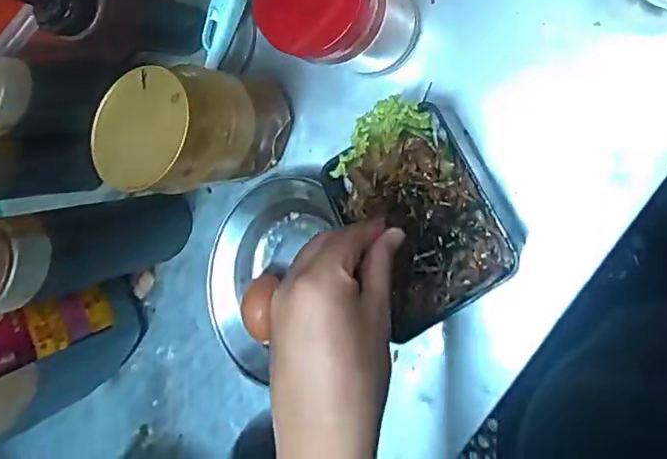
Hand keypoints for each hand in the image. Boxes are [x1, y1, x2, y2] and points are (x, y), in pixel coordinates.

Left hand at [269, 220, 404, 458]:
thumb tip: (390, 234)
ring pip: (308, 258)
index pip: (348, 237)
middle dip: (351, 239)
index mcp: (319, 276)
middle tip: (382, 247)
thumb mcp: (377, 318)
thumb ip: (380, 268)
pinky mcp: (274, 319)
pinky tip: (338, 291)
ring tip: (364, 269)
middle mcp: (292, 279)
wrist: (322, 439)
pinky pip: (297, 280)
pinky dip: (317, 273)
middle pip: (324, 243)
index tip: (392, 227)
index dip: (372, 230)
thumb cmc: (359, 379)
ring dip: (333, 254)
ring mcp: (278, 299)